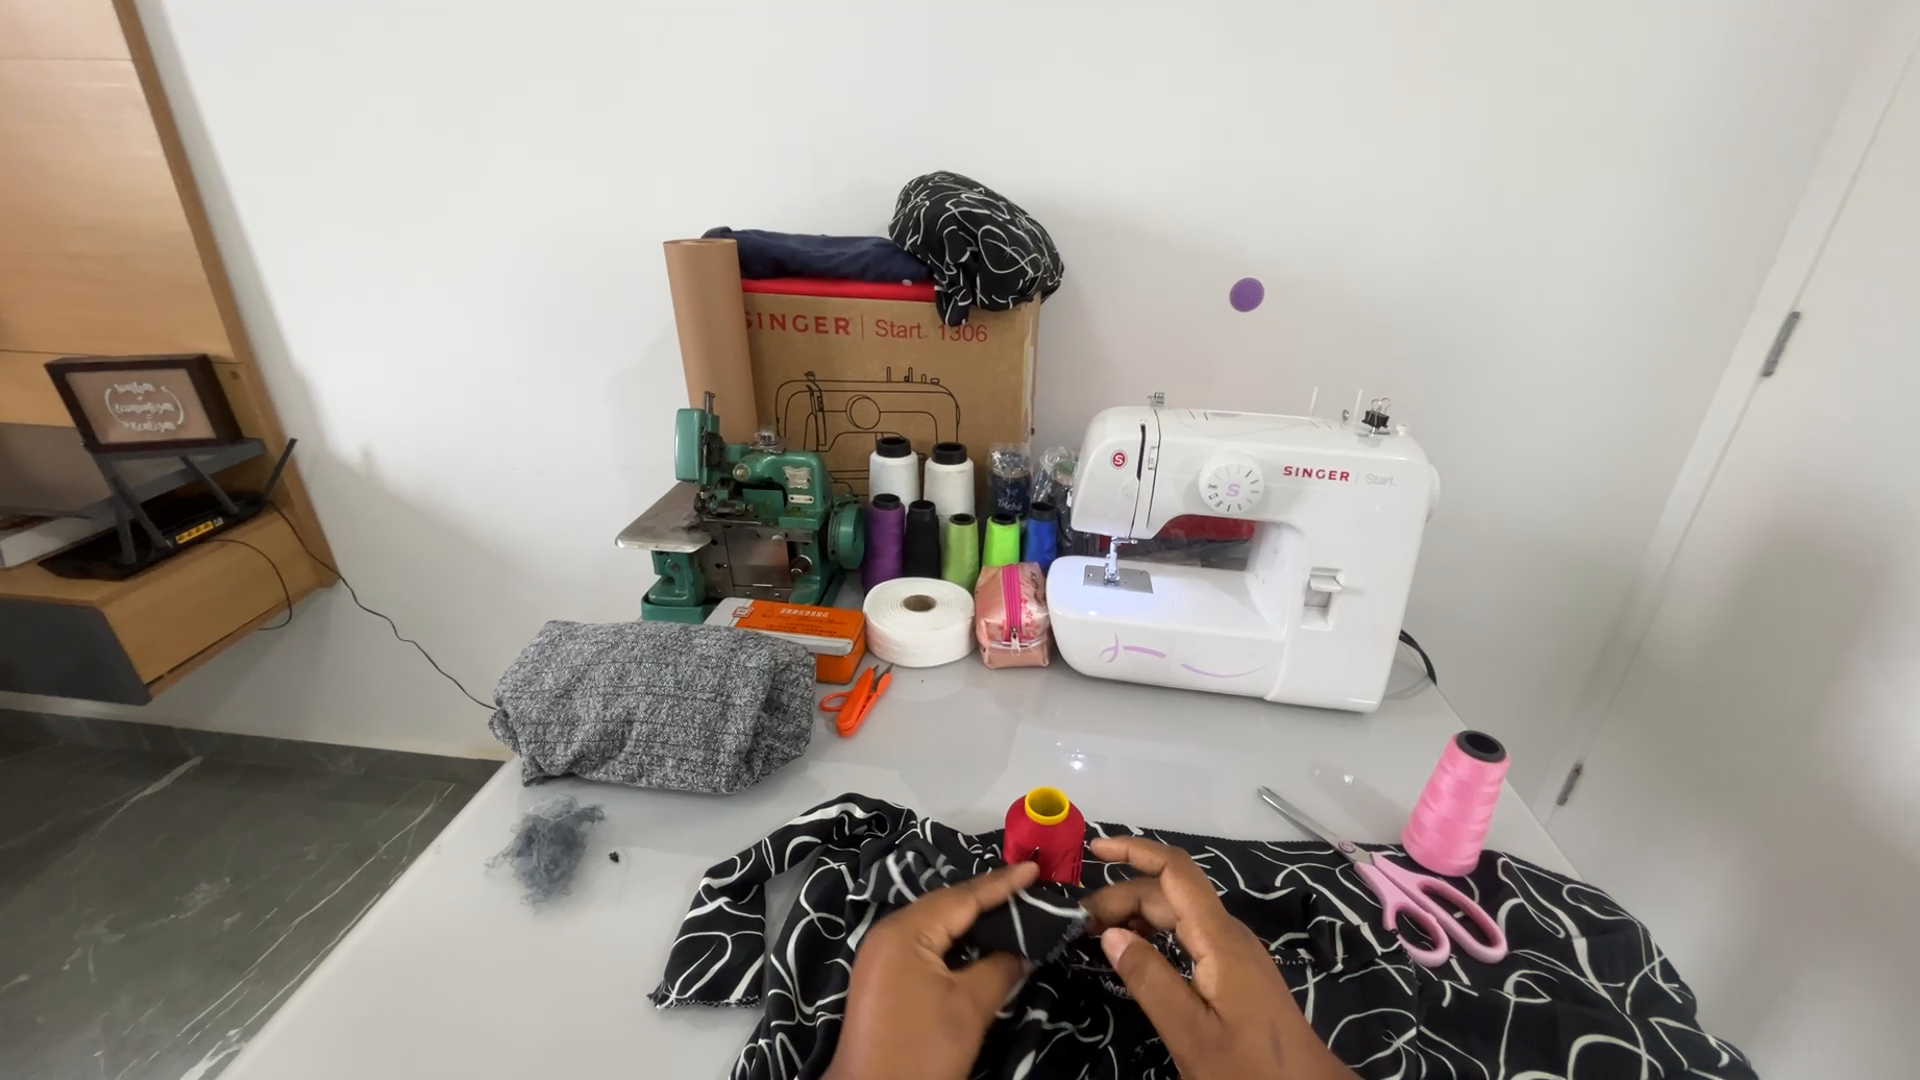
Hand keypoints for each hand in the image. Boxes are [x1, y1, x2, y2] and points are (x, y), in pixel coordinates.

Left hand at [825, 860, 1040, 1079]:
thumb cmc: (921, 1054)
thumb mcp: (969, 1009)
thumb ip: (1001, 968)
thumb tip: (1027, 947)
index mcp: (905, 930)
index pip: (963, 897)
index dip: (1002, 883)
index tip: (1035, 868)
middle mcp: (889, 930)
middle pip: (947, 904)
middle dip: (988, 895)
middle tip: (1029, 885)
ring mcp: (882, 952)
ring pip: (936, 922)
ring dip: (972, 916)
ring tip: (1011, 905)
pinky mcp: (883, 973)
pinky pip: (925, 940)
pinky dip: (955, 937)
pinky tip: (980, 939)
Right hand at [1083, 837, 1357, 1079]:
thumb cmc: (1251, 1070)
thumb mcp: (1192, 1035)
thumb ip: (1149, 980)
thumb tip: (1111, 933)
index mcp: (1219, 937)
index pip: (1174, 870)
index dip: (1134, 850)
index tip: (1093, 851)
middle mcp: (1227, 932)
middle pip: (1168, 893)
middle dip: (1122, 896)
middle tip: (1081, 925)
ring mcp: (1233, 951)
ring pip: (1178, 912)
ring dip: (1136, 914)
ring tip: (1099, 934)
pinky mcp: (1235, 971)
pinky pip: (1188, 933)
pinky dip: (1155, 932)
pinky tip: (1136, 951)